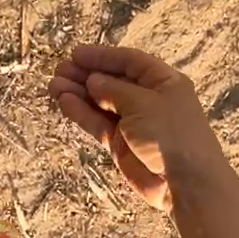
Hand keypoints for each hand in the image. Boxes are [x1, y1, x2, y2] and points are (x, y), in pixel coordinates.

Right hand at [49, 45, 228, 211]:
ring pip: (100, 104)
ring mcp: (132, 123)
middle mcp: (147, 100)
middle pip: (112, 81)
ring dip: (78, 93)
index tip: (76, 54)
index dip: (103, 57)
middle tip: (60, 69)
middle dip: (86, 75)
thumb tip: (93, 81)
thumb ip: (114, 90)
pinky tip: (64, 102)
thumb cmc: (171, 134)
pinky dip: (81, 113)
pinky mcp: (120, 145)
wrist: (184, 183)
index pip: (129, 62)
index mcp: (162, 82)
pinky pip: (97, 124)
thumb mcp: (143, 103)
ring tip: (54, 85)